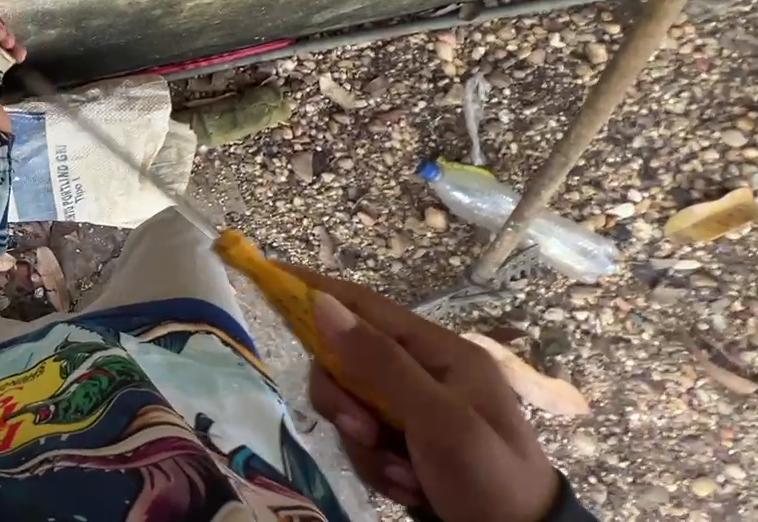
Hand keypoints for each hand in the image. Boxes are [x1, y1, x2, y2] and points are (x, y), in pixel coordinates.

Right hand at [288, 267, 560, 521]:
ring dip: (360, 439)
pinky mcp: (402, 439)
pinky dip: (372, 462)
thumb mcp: (439, 421)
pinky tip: (405, 485)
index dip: (313, 287)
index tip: (267, 271)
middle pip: (343, 358)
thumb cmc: (491, 479)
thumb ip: (379, 362)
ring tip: (398, 473)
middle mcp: (421, 371)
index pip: (361, 304)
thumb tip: (320, 303)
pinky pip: (356, 434)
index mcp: (439, 352)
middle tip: (363, 431)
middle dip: (344, 399)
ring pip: (345, 399)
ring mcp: (410, 407)